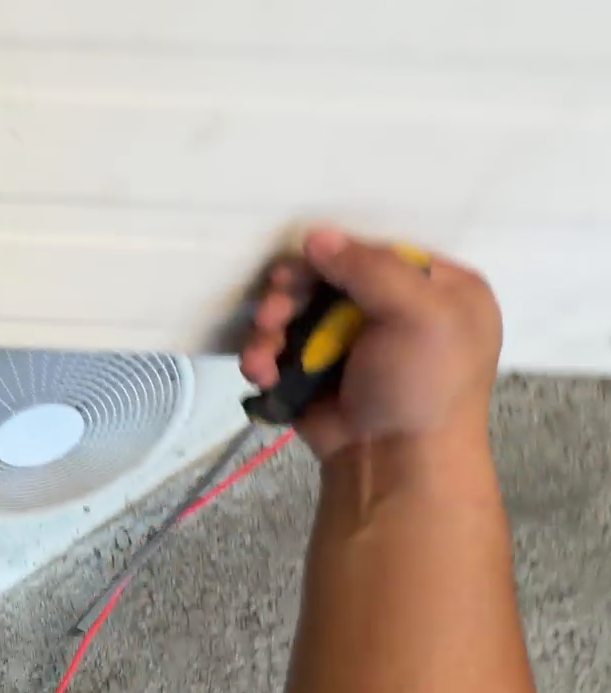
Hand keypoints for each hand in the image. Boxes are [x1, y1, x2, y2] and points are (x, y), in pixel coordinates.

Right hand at [241, 228, 502, 461]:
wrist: (390, 457)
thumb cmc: (421, 384)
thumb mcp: (420, 317)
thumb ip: (371, 270)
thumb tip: (315, 235)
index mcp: (433, 287)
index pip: (371, 252)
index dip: (331, 260)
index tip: (303, 274)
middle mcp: (387, 307)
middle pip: (318, 280)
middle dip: (287, 299)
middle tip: (273, 317)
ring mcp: (342, 338)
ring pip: (286, 313)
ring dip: (265, 333)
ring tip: (263, 359)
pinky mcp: (306, 366)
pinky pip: (271, 346)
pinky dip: (259, 358)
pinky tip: (260, 375)